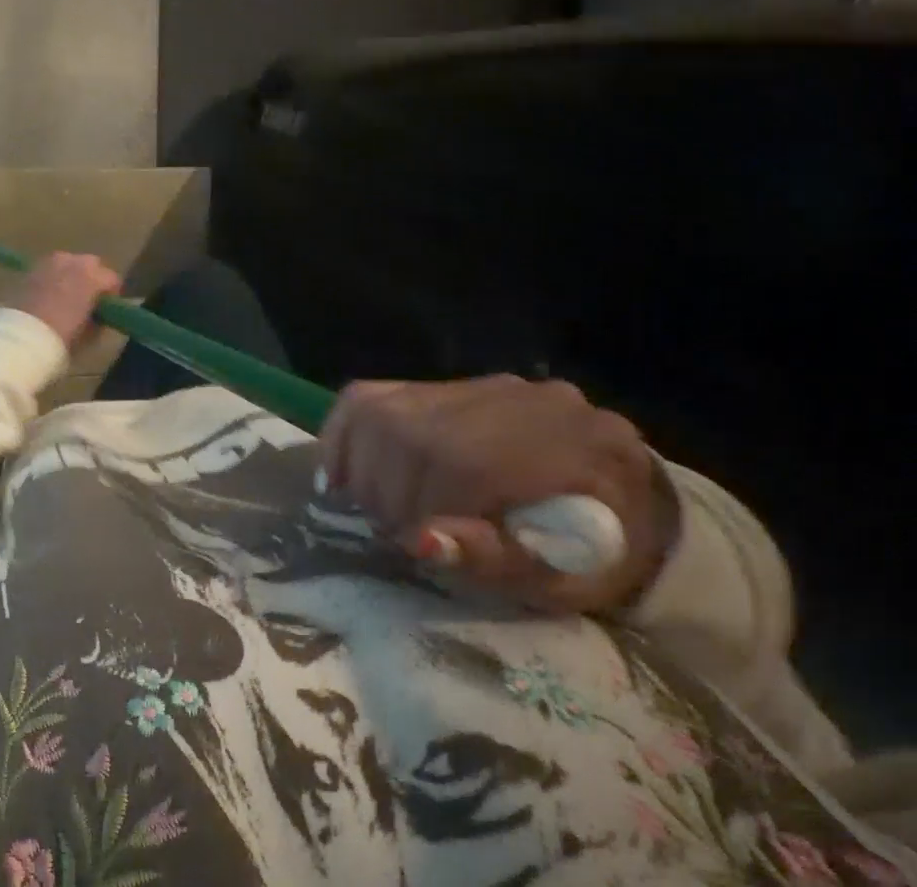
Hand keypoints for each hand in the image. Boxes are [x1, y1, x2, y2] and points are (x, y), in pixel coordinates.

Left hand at [8, 253, 121, 345]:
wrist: (23, 336)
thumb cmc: (62, 336)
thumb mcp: (88, 334)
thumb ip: (97, 320)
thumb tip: (97, 317)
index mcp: (92, 276)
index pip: (112, 279)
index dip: (111, 295)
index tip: (106, 310)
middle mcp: (72, 261)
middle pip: (90, 264)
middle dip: (92, 279)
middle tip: (86, 300)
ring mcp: (49, 262)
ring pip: (68, 263)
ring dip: (71, 275)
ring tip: (65, 296)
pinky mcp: (31, 269)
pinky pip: (49, 269)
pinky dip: (52, 278)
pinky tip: (47, 295)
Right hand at [319, 375, 677, 613]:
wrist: (624, 520)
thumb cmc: (591, 562)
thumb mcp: (557, 581)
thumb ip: (494, 561)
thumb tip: (420, 540)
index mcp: (576, 443)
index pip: (461, 458)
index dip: (420, 507)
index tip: (415, 547)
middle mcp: (529, 399)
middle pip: (408, 429)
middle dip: (383, 491)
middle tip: (392, 533)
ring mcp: (485, 387)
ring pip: (380, 410)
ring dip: (360, 469)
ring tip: (378, 510)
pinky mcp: (448, 387)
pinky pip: (370, 398)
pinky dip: (342, 438)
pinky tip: (343, 477)